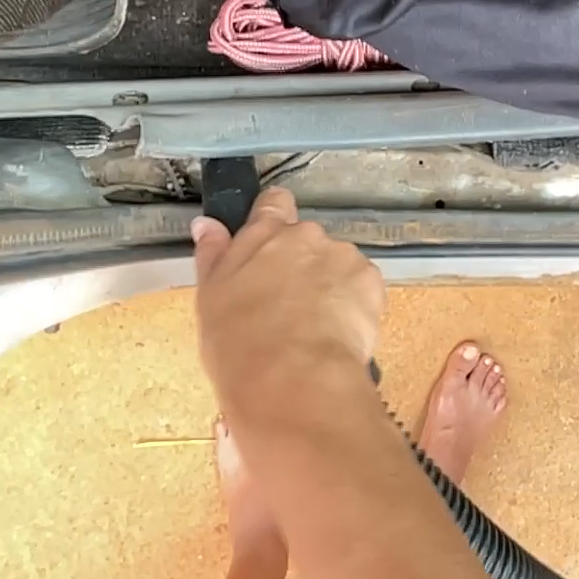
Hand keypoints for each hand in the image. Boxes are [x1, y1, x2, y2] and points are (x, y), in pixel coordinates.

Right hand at [191, 188, 384, 405]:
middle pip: (307, 241)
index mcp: (265, 234)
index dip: (274, 217)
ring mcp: (343, 256)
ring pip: (337, 265)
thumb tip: (207, 224)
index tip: (272, 242)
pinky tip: (336, 334)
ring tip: (312, 328)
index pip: (273, 202)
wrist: (294, 376)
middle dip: (302, 265)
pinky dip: (353, 305)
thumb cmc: (240, 342)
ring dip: (329, 285)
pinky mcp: (371, 281)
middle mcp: (307, 235)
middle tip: (287, 305)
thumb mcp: (211, 297)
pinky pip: (362, 287)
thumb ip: (213, 253)